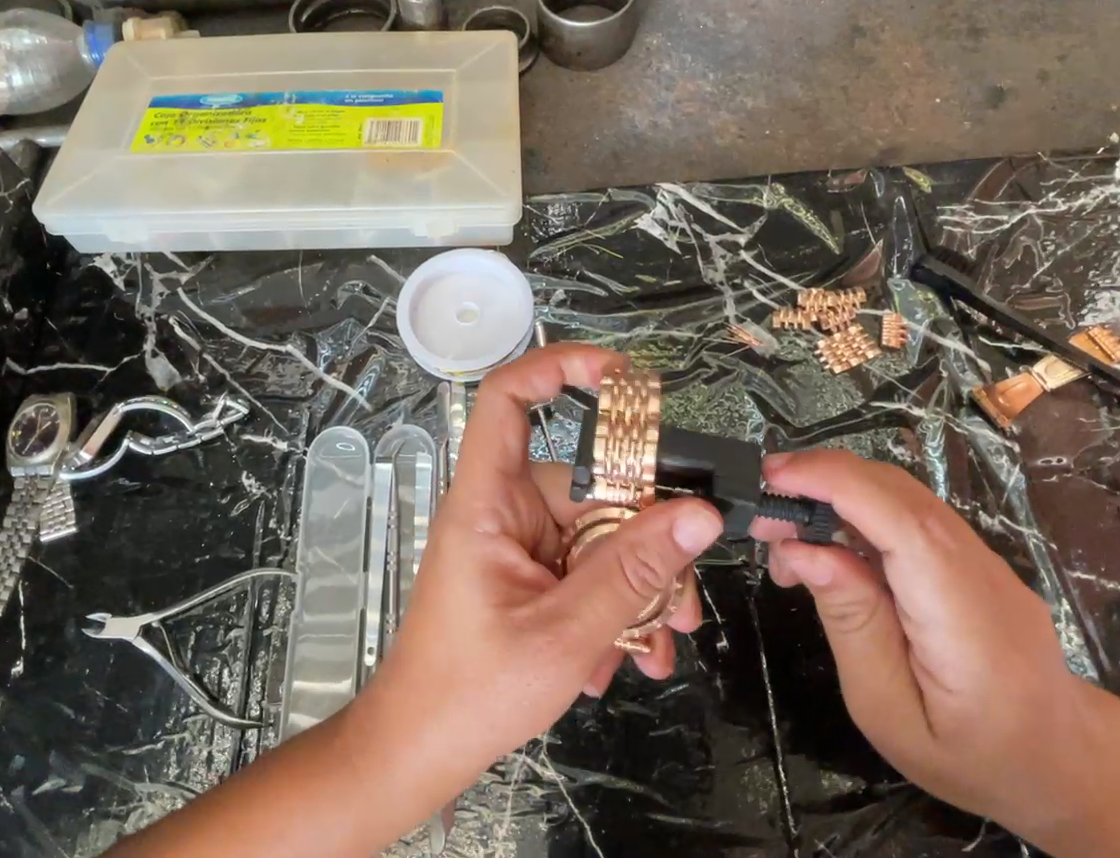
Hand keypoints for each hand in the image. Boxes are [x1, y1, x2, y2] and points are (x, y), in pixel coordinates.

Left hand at [351, 345, 723, 793]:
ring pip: (599, 536)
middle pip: (589, 486)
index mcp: (487, 501)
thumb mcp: (565, 634)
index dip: (560, 367)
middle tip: (686, 600)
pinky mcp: (530, 576)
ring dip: (638, 588)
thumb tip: (700, 515)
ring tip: (661, 645)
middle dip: (646, 541)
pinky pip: (587, 570)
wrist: (419, 752)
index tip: (626, 376)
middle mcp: (504, 510)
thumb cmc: (472, 691)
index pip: (507, 399)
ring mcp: (519, 544)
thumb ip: (633, 571)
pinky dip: (614, 607)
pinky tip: (630, 659)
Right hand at [758, 450, 1100, 830]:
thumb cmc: (971, 756)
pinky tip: (826, 545)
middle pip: (900, 493)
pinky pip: (911, 514)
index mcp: (966, 620)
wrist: (1064, 764)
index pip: (902, 522)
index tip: (772, 478)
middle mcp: (982, 572)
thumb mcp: (888, 712)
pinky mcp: (973, 557)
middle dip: (822, 480)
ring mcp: (985, 558)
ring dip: (835, 494)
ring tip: (783, 533)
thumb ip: (850, 625)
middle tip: (762, 513)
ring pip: (904, 495)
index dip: (835, 484)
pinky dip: (857, 511)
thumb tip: (801, 549)